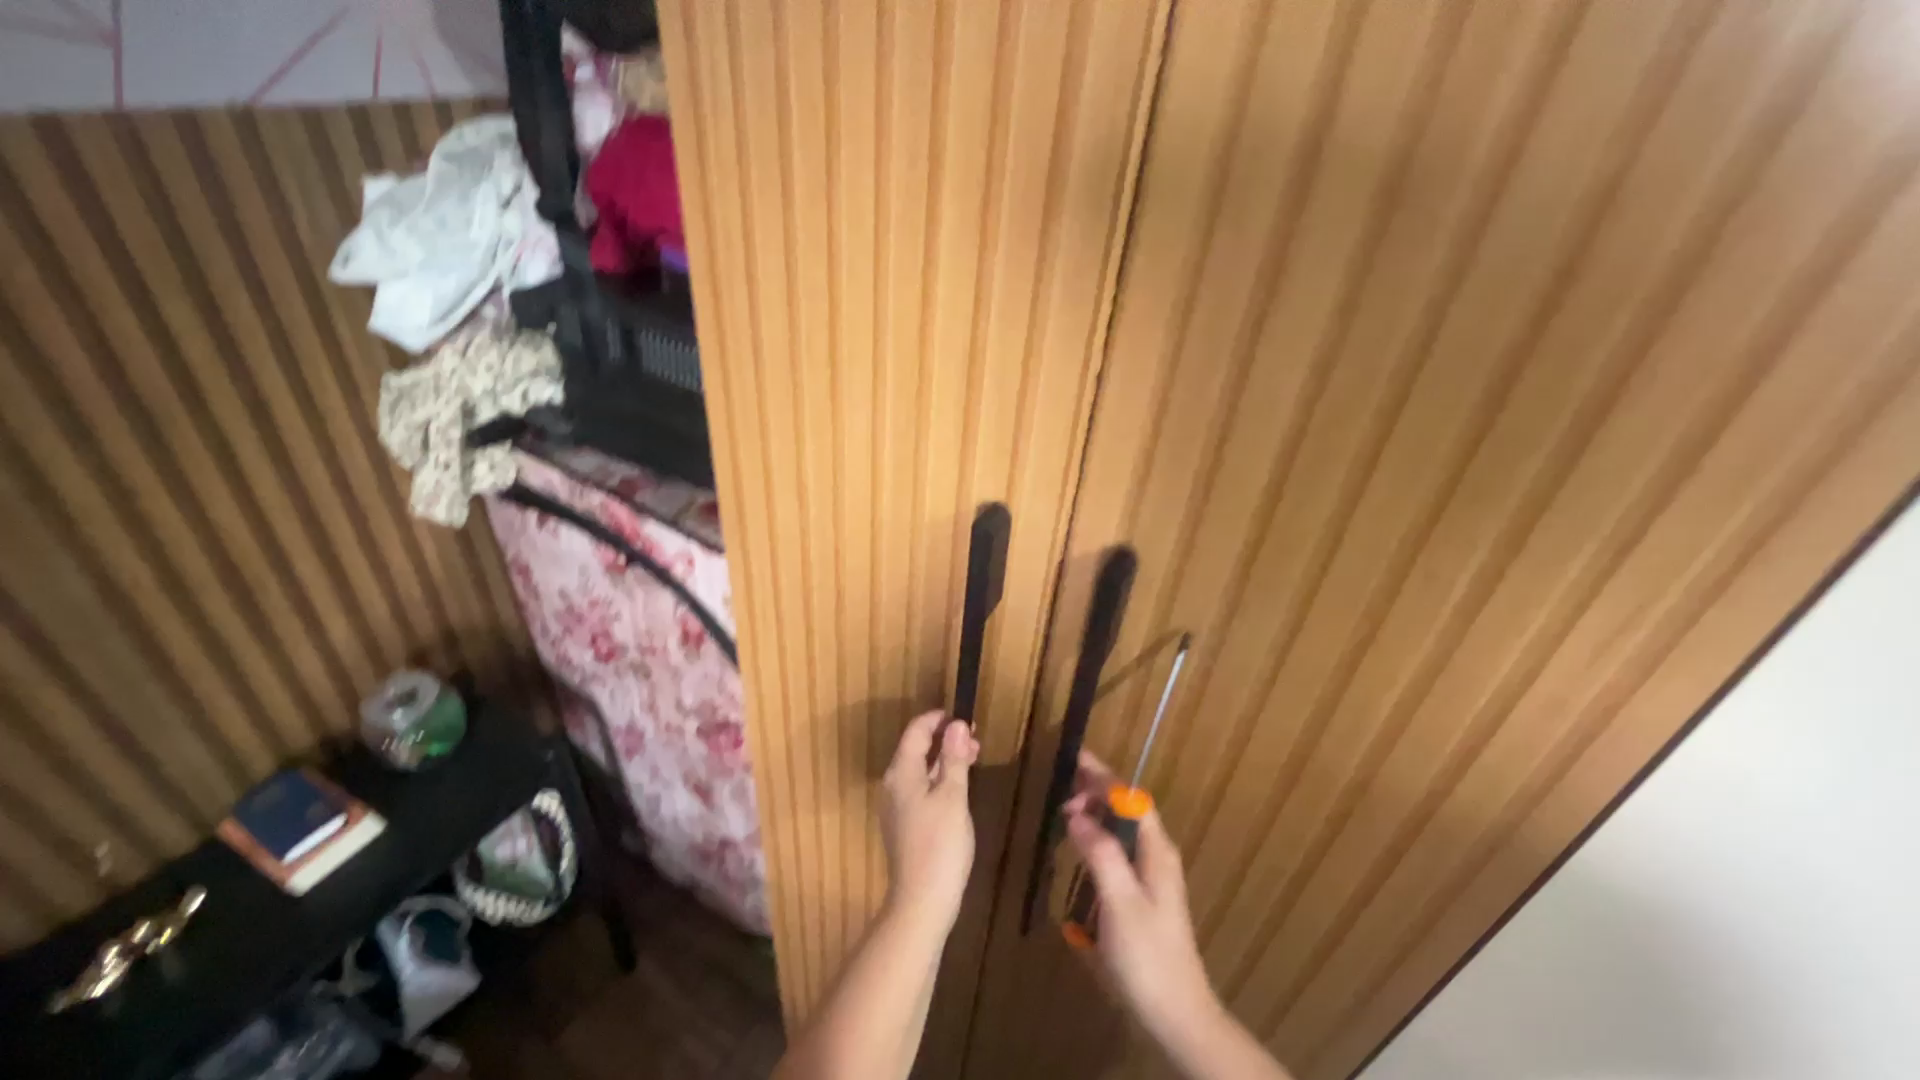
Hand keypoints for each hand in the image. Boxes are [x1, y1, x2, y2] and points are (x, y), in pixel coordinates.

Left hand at [880, 711, 978, 933]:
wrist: (922, 899)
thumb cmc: (940, 843)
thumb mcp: (953, 796)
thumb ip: (954, 758)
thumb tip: (956, 725)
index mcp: (901, 772)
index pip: (916, 731)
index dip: (938, 719)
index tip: (964, 717)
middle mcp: (893, 784)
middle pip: (916, 749)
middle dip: (944, 739)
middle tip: (975, 741)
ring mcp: (896, 805)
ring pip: (919, 769)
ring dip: (944, 759)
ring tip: (972, 760)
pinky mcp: (904, 823)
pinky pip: (919, 788)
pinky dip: (938, 779)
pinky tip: (958, 787)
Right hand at [1063, 752, 1221, 1044]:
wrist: (1176, 1015)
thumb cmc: (1148, 957)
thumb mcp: (1120, 902)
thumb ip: (1101, 853)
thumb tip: (1078, 813)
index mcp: (1157, 853)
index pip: (1132, 799)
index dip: (1104, 777)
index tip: (1074, 758)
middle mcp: (1157, 860)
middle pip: (1127, 813)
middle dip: (1096, 795)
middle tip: (1060, 793)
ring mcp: (1150, 882)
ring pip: (1121, 836)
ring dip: (1095, 820)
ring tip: (1064, 816)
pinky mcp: (1141, 902)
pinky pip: (1117, 859)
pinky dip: (1096, 847)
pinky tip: (1077, 857)